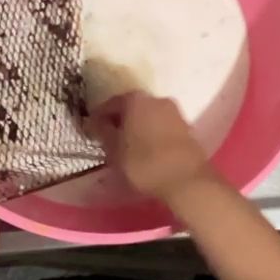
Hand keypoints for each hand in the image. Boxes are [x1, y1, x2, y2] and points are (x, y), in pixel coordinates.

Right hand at [87, 93, 222, 206]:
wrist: (186, 180)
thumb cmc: (143, 163)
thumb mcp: (114, 150)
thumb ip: (102, 132)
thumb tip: (95, 122)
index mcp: (135, 100)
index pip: (110, 103)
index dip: (99, 117)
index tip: (92, 131)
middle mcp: (156, 99)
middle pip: (132, 107)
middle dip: (121, 121)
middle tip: (110, 138)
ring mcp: (175, 112)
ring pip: (149, 116)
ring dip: (138, 127)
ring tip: (129, 147)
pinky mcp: (187, 128)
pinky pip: (163, 126)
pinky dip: (153, 134)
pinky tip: (148, 150)